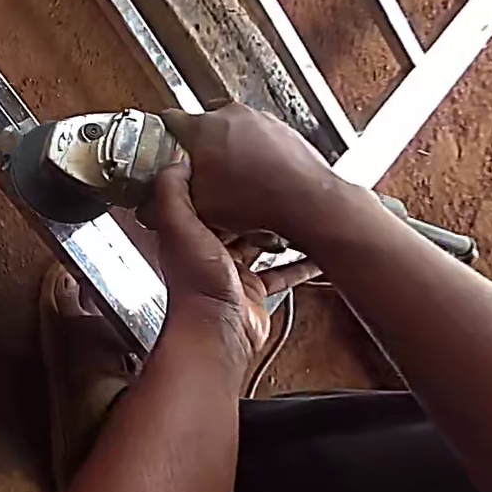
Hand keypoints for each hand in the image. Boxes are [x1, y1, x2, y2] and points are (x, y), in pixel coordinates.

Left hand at [139, 163, 319, 374]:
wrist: (217, 329)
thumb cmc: (197, 282)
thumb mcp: (179, 225)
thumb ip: (173, 192)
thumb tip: (175, 161)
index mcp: (185, 232)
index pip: (200, 199)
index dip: (216, 183)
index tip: (235, 165)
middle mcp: (206, 249)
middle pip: (232, 219)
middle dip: (251, 204)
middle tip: (276, 186)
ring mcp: (231, 270)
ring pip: (258, 243)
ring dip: (277, 230)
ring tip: (299, 212)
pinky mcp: (254, 290)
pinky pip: (280, 273)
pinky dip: (299, 264)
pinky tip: (318, 255)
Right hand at [158, 100, 360, 246]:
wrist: (309, 204)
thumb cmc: (255, 203)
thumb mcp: (195, 207)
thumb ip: (168, 198)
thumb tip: (150, 203)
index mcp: (201, 128)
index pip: (168, 119)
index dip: (162, 133)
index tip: (163, 143)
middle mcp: (230, 115)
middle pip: (202, 122)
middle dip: (199, 143)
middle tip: (200, 168)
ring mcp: (260, 120)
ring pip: (233, 128)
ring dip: (229, 146)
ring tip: (232, 177)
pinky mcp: (283, 130)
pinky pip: (259, 137)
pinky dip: (255, 152)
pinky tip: (257, 178)